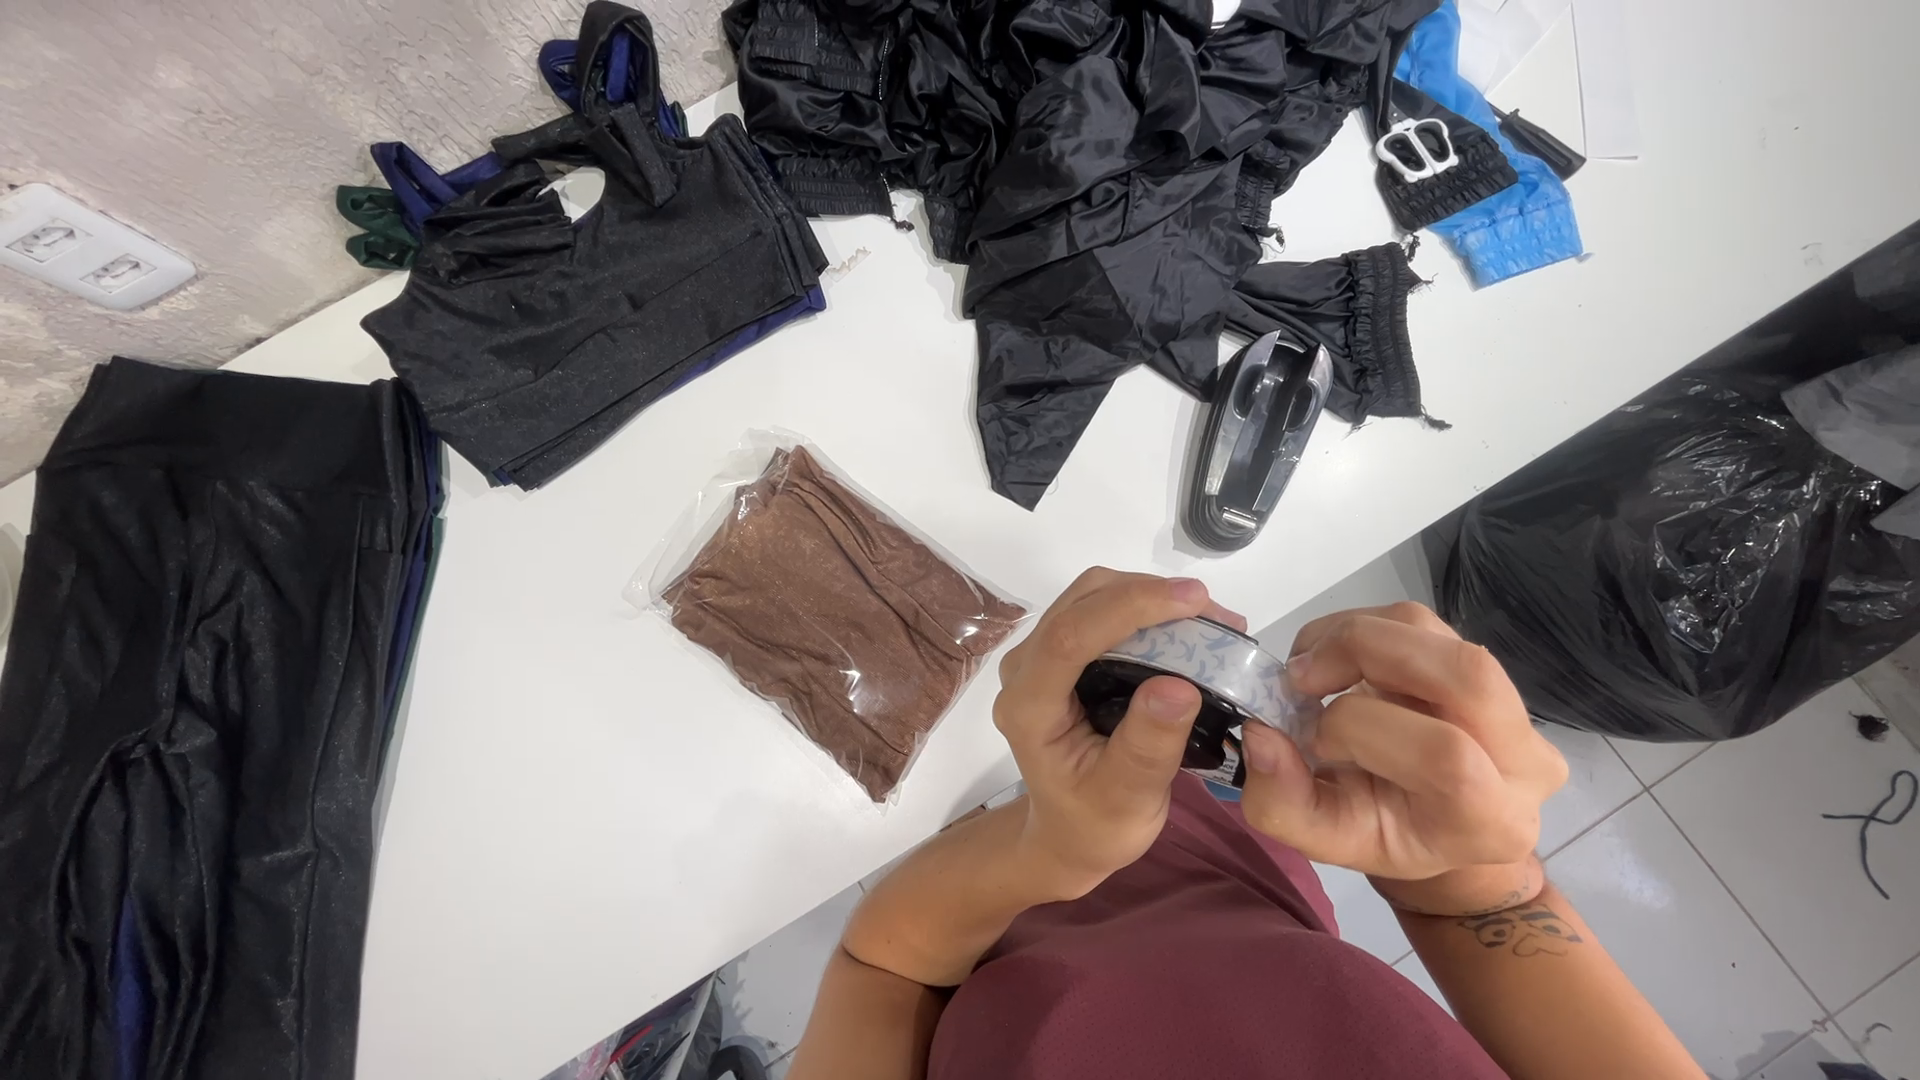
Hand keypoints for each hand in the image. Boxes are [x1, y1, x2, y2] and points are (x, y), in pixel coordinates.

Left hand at [993, 568, 1245, 899]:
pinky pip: (1099, 608)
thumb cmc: (1096, 823)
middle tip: (1219, 617)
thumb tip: (1179, 686)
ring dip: (1151, 597)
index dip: (1129, 608)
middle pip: (1080, 604)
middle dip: (1150, 595)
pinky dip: (1145, 608)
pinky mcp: (1061, 650)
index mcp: (1028, 707)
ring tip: (1211, 622)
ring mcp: (1039, 655)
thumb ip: (1148, 745)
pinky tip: (1186, 626)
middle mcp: (1024, 669)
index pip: (1069, 638)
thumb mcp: (1128, 799)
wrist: (1070, 831)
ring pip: (1091, 596)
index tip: (1192, 600)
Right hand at [1237, 603, 1567, 915]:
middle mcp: (1523, 758)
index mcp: (1489, 818)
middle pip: (1464, 672)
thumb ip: (1280, 801)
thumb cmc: (1376, 832)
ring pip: (1428, 630)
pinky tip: (1333, 662)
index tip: (1312, 739)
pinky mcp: (1477, 663)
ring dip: (1349, 634)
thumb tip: (1261, 732)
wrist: (1428, 820)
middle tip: (1301, 676)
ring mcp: (1508, 702)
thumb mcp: (1319, 837)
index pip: (1445, 755)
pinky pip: (1412, 621)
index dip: (1360, 729)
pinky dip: (1355, 627)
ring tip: (1310, 670)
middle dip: (1362, 651)